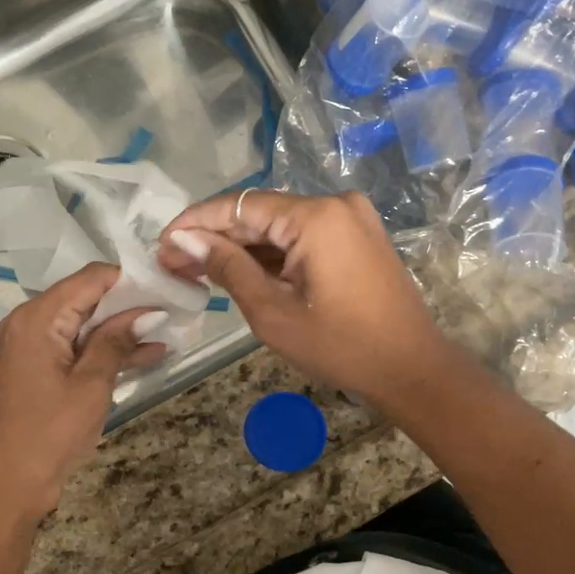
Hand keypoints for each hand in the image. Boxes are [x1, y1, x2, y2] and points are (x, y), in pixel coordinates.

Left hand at [0, 263, 167, 519]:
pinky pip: (74, 346)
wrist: (8, 484)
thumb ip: (115, 341)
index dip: (129, 278)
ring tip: (168, 330)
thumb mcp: (91, 385)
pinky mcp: (36, 367)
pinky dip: (103, 349)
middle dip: (128, 302)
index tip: (166, 283)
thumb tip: (145, 311)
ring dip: (120, 328)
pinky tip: (146, 355)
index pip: (89, 278)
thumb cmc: (50, 433)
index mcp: (37, 318)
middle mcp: (28, 322)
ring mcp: (30, 346)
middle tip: (173, 305)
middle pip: (85, 297)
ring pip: (82, 323)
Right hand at [157, 190, 451, 409]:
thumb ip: (227, 268)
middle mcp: (334, 204)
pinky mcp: (356, 236)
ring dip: (240, 246)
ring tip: (195, 269)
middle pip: (257, 212)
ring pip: (278, 225)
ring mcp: (350, 218)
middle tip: (172, 262)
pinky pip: (300, 235)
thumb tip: (184, 240)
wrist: (412, 369)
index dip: (195, 223)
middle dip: (214, 236)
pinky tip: (237, 270)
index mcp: (316, 217)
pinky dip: (270, 253)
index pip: (238, 206)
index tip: (161, 243)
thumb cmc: (341, 347)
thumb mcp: (272, 312)